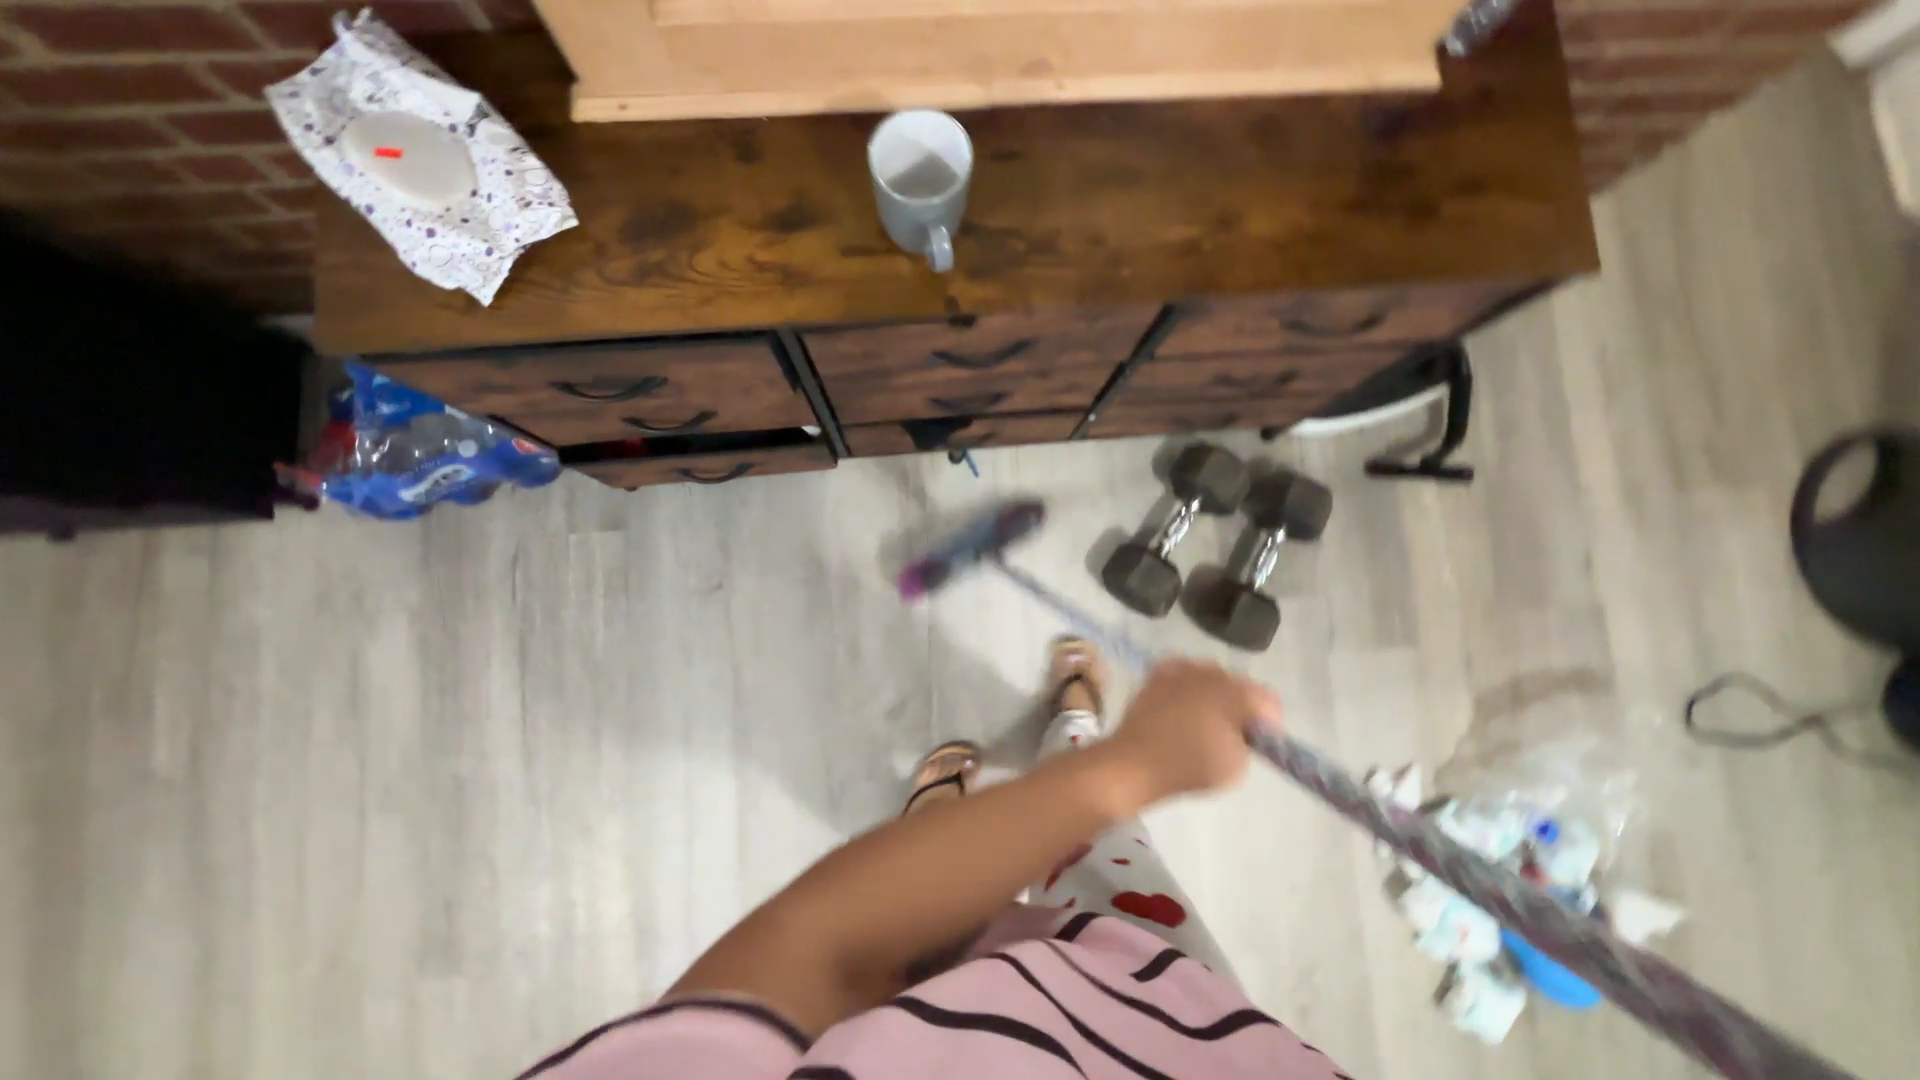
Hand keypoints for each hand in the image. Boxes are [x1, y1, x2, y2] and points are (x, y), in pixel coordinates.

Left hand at [1103, 658, 1282, 803]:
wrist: (1135, 763)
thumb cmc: (1189, 767)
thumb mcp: (1237, 764)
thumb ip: (1249, 741)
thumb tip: (1244, 731)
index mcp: (1235, 693)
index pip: (1269, 700)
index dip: (1269, 723)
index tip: (1258, 743)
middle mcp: (1210, 672)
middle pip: (1240, 685)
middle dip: (1241, 706)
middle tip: (1232, 733)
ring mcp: (1181, 669)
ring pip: (1211, 676)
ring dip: (1215, 694)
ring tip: (1204, 720)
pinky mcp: (1158, 674)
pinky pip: (1183, 673)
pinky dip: (1188, 686)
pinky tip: (1183, 704)